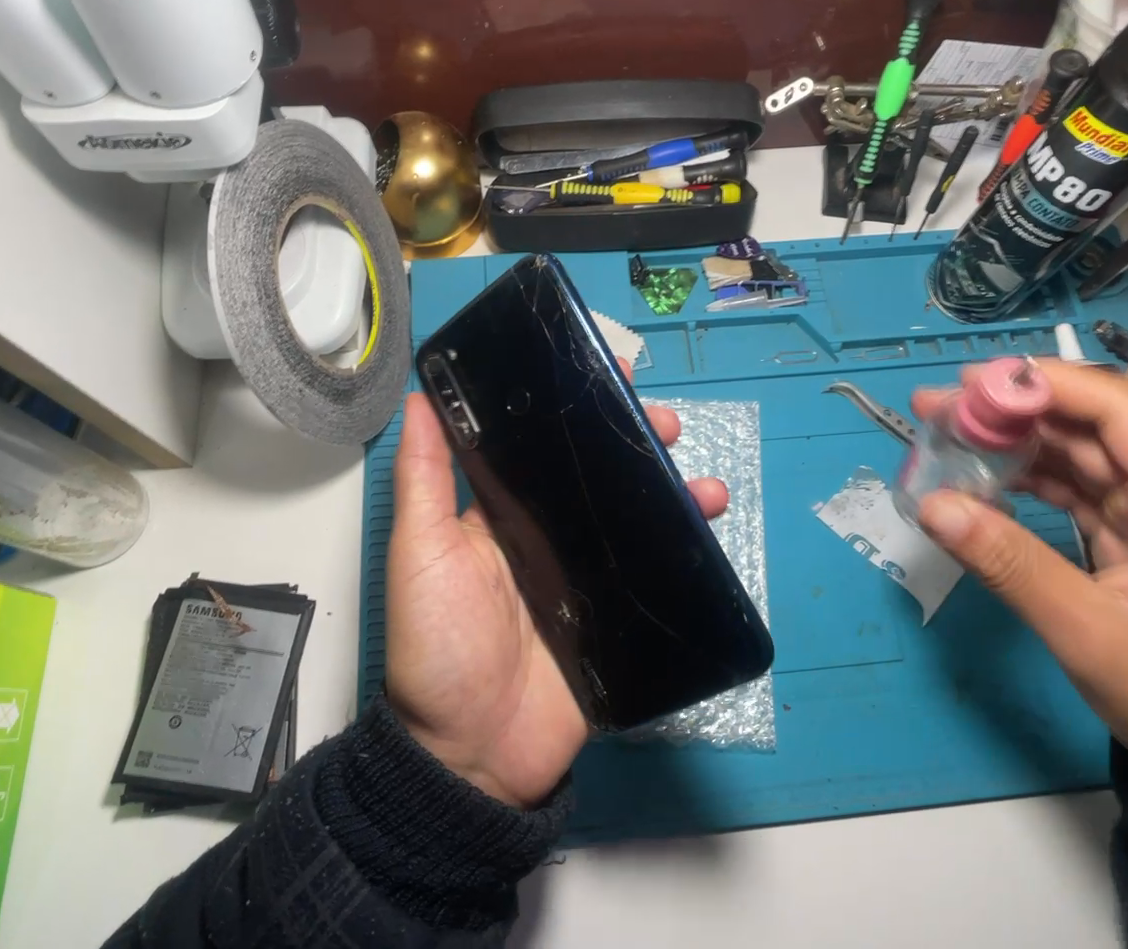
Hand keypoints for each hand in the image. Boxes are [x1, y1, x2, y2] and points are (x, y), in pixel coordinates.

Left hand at [385, 366, 728, 809]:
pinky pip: (659, 577)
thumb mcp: (422, 552)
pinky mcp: (620, 621)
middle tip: (667, 425)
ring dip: (676, 493)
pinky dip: (688, 553)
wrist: (474, 750)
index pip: (545, 449)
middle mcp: (550, 539)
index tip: (613, 377)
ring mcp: (590, 580)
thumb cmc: (438, 644)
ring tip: (704, 487)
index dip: (576, 412)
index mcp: (504, 515)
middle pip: (602, 478)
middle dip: (638, 444)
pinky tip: (709, 531)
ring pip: (640, 522)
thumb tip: (419, 396)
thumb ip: (424, 478)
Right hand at [912, 362, 1127, 862]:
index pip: (1121, 409)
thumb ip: (1010, 563)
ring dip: (1020, 448)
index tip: (969, 387)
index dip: (1046, 384)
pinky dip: (1035, 489)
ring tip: (949, 442)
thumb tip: (932, 504)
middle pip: (1096, 428)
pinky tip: (988, 486)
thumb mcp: (1092, 636)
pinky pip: (1083, 501)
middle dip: (1017, 412)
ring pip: (1086, 462)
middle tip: (936, 412)